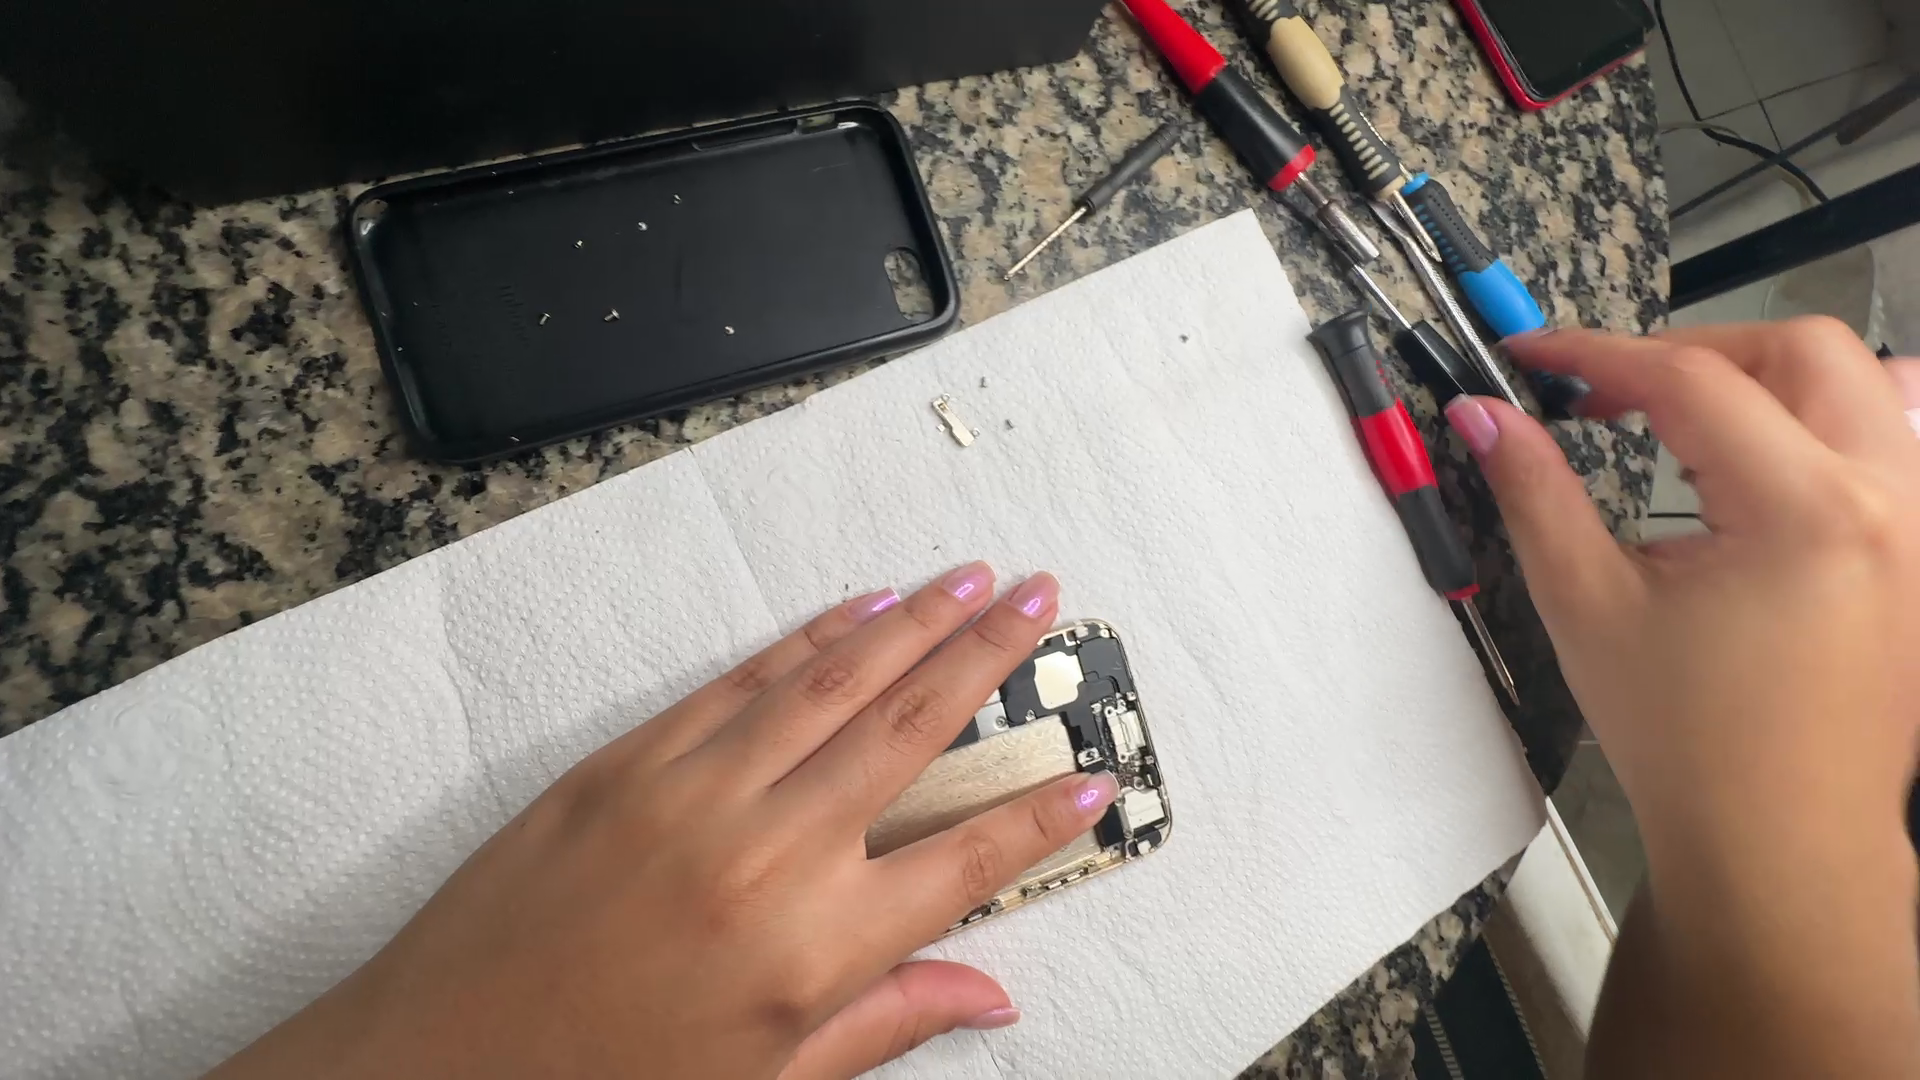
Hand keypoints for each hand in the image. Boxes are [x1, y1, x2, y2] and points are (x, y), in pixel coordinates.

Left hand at [207, 563, 1118, 1079]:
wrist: (420, 1075)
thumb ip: (888, 1021)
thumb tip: (998, 993)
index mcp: (810, 951)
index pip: (965, 866)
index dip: (1041, 820)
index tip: (1096, 775)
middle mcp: (769, 851)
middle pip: (909, 729)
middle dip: (990, 656)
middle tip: (1042, 597)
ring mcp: (699, 788)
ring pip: (836, 681)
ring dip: (915, 623)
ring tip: (973, 579)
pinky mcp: (637, 755)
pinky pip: (748, 677)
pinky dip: (815, 635)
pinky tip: (865, 604)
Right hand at [1444, 318, 1919, 1076]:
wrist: (1774, 823)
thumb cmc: (1671, 719)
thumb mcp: (1579, 597)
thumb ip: (1530, 489)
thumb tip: (1479, 414)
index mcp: (1801, 509)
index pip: (1690, 380)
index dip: (1593, 353)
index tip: (1525, 355)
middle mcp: (1892, 495)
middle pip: (1800, 352)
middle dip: (1681, 351)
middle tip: (1593, 394)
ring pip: (1868, 382)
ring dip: (1757, 374)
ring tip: (1670, 414)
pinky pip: (1899, 435)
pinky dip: (1819, 411)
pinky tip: (1758, 449)